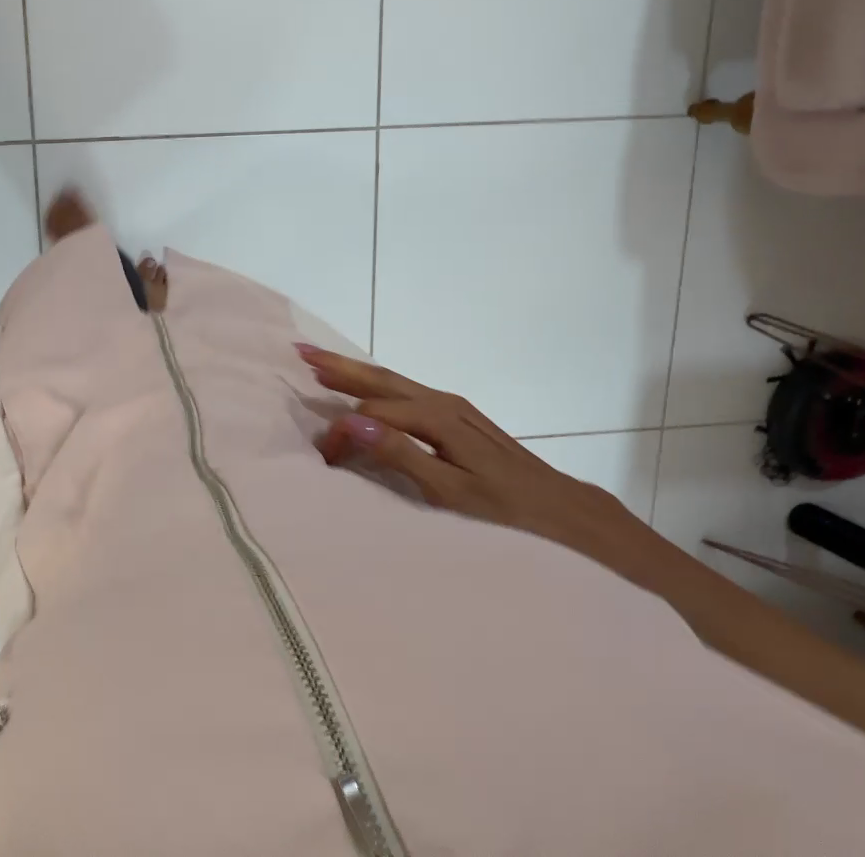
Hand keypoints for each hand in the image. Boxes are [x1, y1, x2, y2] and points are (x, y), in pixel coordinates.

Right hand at [300, 344, 654, 568]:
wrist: (563, 511)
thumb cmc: (504, 511)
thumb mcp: (449, 492)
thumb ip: (400, 454)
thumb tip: (353, 420)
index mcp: (438, 418)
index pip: (373, 411)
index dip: (343, 429)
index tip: (322, 457)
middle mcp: (444, 402)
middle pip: (383, 378)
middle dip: (340, 366)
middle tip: (301, 352)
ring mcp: (455, 407)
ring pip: (396, 381)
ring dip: (357, 373)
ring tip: (322, 364)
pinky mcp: (460, 416)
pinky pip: (409, 392)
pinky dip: (380, 385)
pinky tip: (369, 389)